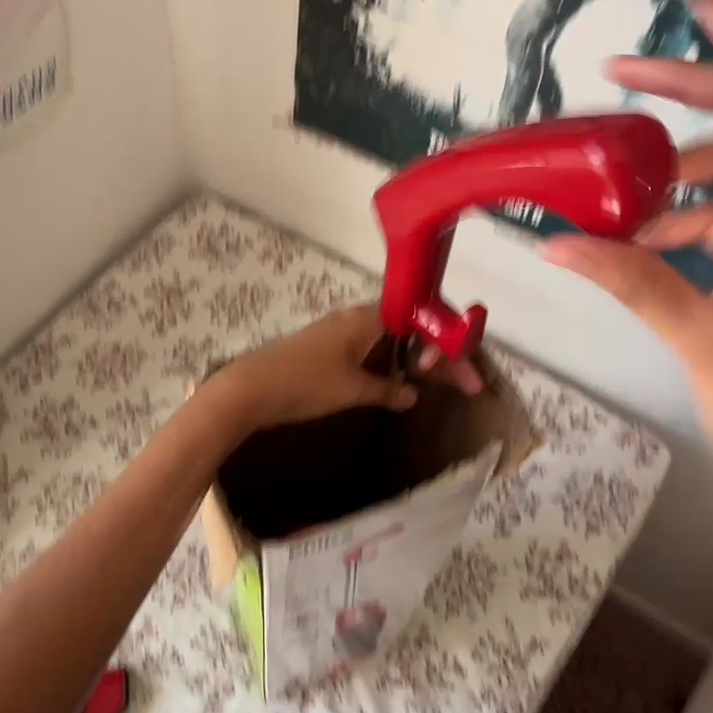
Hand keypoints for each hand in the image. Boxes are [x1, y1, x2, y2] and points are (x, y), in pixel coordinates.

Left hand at [205, 305, 482, 430]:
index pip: (421, 320)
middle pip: (409, 330)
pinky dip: (387, 368)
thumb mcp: (351, 390)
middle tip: (464, 384)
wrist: (247, 390)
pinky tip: (394, 386)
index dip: (448, 346)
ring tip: (436, 385)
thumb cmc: (303, 384)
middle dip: (438, 356)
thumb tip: (410, 394)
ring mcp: (337, 335)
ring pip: (389, 343)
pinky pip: (368, 354)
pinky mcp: (323, 352)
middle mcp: (354, 320)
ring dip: (413, 362)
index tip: (464, 376)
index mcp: (366, 319)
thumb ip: (386, 390)